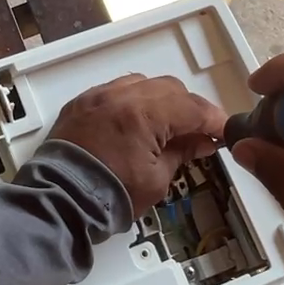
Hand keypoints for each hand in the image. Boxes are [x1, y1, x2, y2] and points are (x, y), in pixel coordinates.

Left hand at [48, 74, 227, 215]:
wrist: (60, 200)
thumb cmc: (108, 196)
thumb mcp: (157, 179)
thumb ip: (181, 152)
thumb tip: (201, 142)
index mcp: (144, 114)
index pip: (191, 108)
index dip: (213, 120)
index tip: (223, 132)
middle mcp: (121, 96)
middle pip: (169, 88)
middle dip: (187, 108)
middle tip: (196, 133)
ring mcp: (98, 96)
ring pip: (142, 83)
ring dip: (159, 100)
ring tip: (164, 127)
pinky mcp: (81, 102)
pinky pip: (115, 90)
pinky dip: (131, 101)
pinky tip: (136, 122)